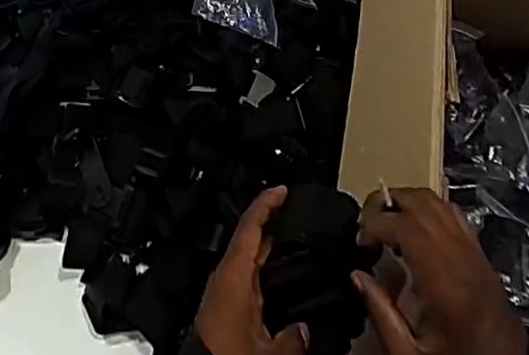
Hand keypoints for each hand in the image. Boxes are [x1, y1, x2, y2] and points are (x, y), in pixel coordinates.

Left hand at [194, 186, 309, 354]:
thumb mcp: (267, 353)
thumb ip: (292, 339)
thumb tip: (305, 329)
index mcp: (233, 274)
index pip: (250, 225)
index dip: (266, 204)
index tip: (282, 191)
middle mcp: (226, 275)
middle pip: (248, 236)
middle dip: (269, 219)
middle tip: (290, 208)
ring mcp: (224, 289)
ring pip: (247, 254)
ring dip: (266, 242)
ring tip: (288, 233)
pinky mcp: (224, 303)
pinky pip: (246, 273)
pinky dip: (261, 264)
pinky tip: (275, 272)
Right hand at [354, 188, 525, 354]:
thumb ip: (382, 314)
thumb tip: (357, 274)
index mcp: (446, 285)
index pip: (406, 226)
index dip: (375, 223)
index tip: (360, 240)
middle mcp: (465, 261)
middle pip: (422, 204)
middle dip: (387, 203)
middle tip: (367, 223)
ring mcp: (479, 258)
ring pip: (440, 204)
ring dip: (408, 203)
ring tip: (388, 222)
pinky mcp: (486, 262)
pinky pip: (456, 217)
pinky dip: (431, 211)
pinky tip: (417, 231)